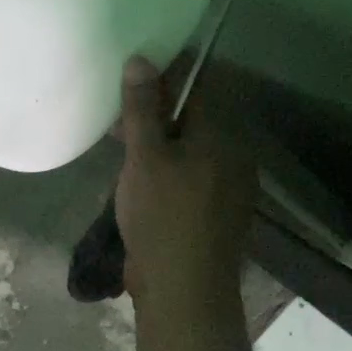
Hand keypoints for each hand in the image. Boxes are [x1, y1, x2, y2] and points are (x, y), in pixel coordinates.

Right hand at [112, 57, 254, 312]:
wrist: (184, 291)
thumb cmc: (162, 215)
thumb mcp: (144, 156)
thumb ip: (142, 107)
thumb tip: (141, 60)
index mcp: (222, 137)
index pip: (199, 85)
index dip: (166, 71)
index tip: (133, 65)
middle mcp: (234, 155)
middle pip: (195, 114)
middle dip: (157, 105)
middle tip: (117, 102)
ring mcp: (228, 185)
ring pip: (191, 143)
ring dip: (159, 134)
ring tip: (120, 135)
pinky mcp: (215, 208)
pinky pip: (192, 168)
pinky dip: (167, 160)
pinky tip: (137, 169)